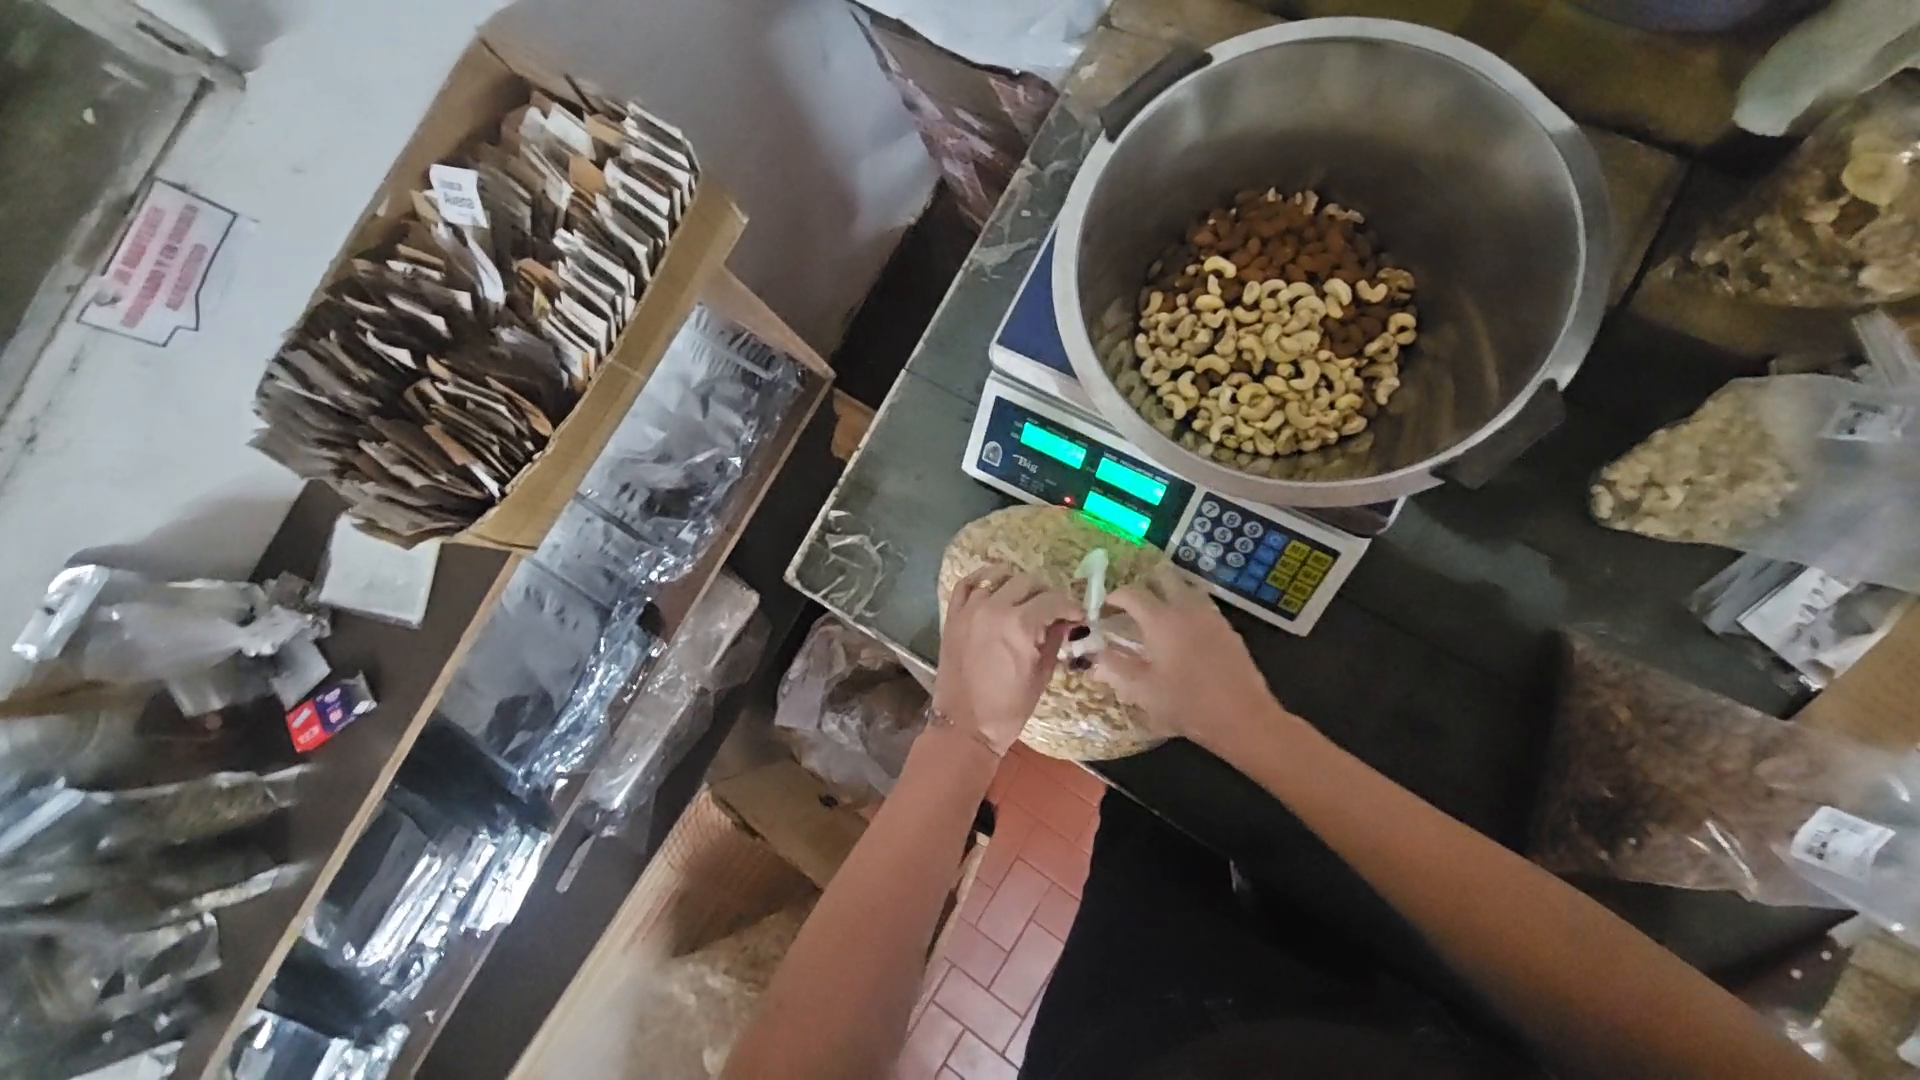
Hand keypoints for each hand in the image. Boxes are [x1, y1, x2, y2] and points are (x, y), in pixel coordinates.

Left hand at [933, 565, 1081, 754]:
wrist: (964, 726)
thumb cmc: (1008, 708)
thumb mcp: (1041, 675)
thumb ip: (1055, 640)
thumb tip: (1068, 621)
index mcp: (1019, 625)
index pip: (1053, 600)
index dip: (1071, 606)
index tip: (1078, 615)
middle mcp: (993, 608)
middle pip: (1028, 581)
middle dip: (1047, 593)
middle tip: (1053, 610)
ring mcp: (969, 609)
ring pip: (998, 575)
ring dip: (1017, 584)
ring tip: (1024, 600)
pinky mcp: (952, 616)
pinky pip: (967, 583)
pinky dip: (983, 581)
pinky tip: (995, 590)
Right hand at [1090, 565, 1288, 745]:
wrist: (1242, 717)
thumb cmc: (1186, 704)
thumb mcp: (1142, 690)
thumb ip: (1115, 668)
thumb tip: (1094, 656)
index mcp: (1161, 620)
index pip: (1131, 593)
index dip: (1114, 597)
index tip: (1105, 608)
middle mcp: (1186, 609)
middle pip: (1163, 578)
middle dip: (1144, 584)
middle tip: (1131, 604)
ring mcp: (1211, 616)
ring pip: (1186, 588)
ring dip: (1168, 592)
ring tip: (1157, 613)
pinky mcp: (1228, 629)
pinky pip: (1202, 605)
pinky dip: (1187, 607)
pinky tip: (1183, 631)